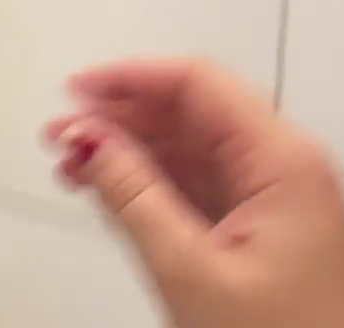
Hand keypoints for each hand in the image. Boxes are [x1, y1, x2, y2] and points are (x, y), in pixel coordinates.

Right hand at [44, 58, 343, 327]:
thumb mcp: (191, 268)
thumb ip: (131, 193)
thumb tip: (85, 134)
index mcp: (282, 164)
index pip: (195, 82)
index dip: (127, 76)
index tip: (74, 92)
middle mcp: (281, 168)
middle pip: (183, 109)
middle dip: (114, 116)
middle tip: (61, 135)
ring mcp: (271, 197)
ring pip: (179, 142)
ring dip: (119, 147)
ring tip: (71, 167)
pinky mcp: (257, 224)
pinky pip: (187, 177)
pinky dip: (139, 177)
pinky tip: (101, 190)